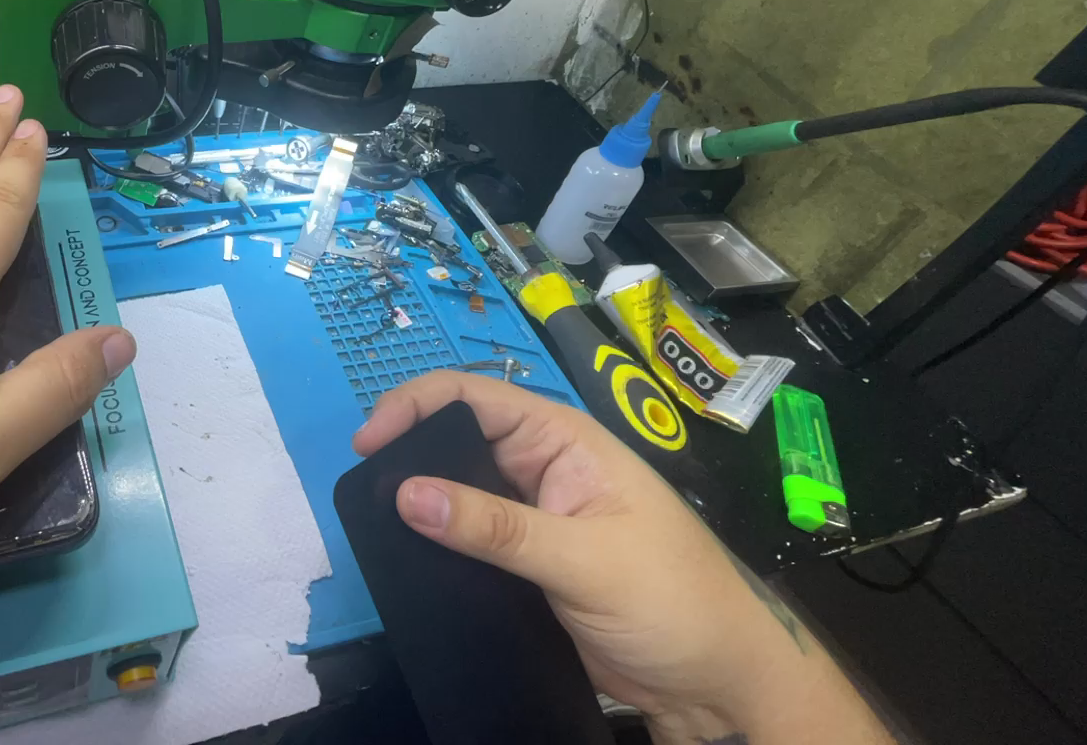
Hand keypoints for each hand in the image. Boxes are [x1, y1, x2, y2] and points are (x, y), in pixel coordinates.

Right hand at [353, 373, 891, 742]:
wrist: (723, 690)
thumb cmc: (674, 602)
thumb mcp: (586, 559)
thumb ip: (495, 526)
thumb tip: (405, 493)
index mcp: (558, 438)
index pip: (470, 396)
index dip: (413, 404)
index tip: (369, 442)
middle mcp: (536, 463)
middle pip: (453, 433)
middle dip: (406, 445)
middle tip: (363, 480)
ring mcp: (526, 509)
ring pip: (453, 483)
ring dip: (415, 492)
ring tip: (373, 512)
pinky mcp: (519, 554)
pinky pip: (462, 530)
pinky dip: (432, 532)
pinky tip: (405, 546)